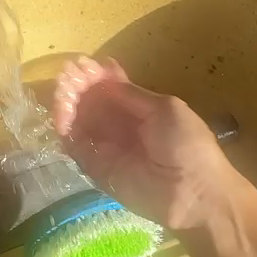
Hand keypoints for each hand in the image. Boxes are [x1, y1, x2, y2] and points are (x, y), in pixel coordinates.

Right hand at [50, 55, 239, 230]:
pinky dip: (66, 130)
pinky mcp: (96, 169)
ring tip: (63, 92)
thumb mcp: (165, 109)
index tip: (80, 64)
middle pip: (90, 103)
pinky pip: (76, 147)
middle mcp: (120, 127)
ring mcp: (106, 148)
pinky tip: (63, 115)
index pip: (109, 89)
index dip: (94, 76)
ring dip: (67, 104)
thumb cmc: (187, 145)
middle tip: (67, 76)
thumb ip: (131, 95)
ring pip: (79, 122)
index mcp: (139, 110)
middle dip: (77, 87)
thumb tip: (103, 75)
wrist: (193, 192)